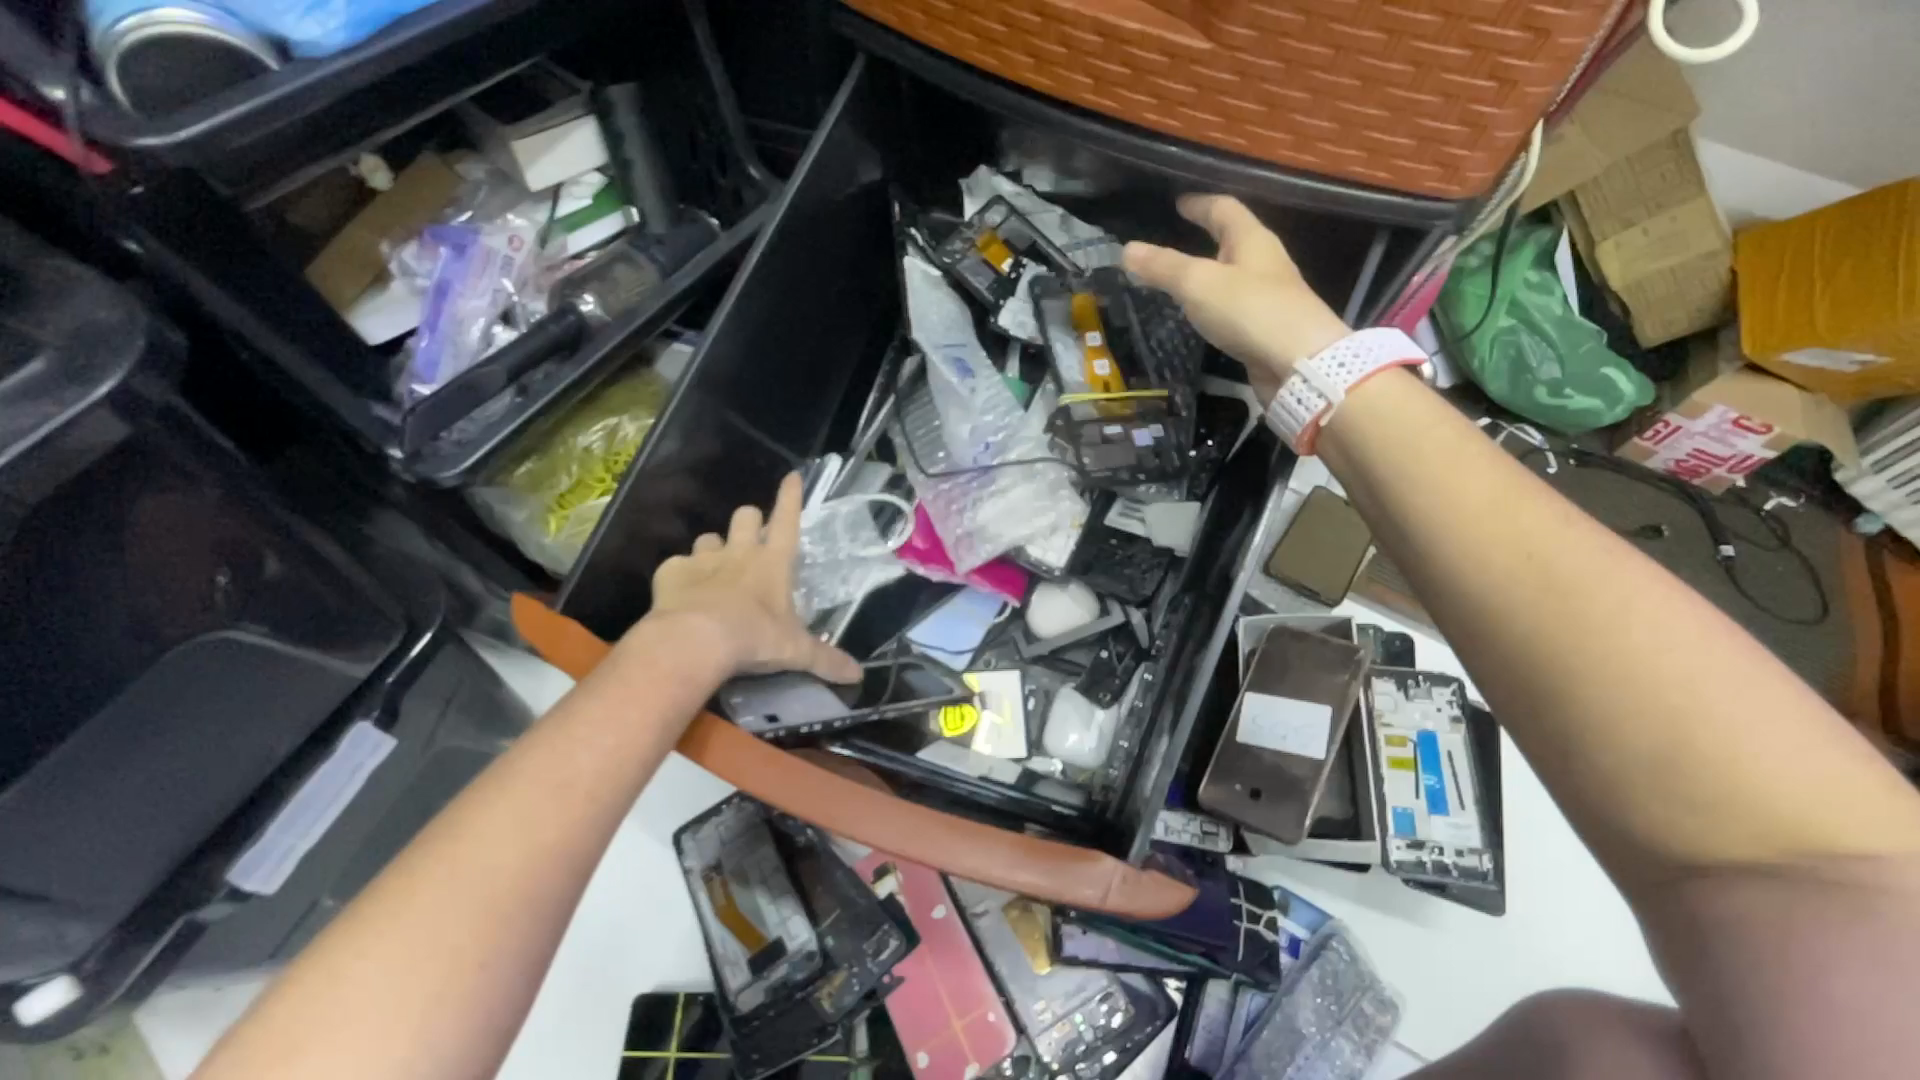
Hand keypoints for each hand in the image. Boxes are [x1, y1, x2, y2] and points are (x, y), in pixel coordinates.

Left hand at [641, 472, 861, 682]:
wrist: (695, 641)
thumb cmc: (754, 638)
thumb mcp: (796, 652)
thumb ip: (826, 660)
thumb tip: (859, 676)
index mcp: (773, 563)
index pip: (787, 519)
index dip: (791, 497)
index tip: (791, 477)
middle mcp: (739, 552)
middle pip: (744, 515)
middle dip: (748, 521)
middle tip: (750, 539)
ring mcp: (702, 559)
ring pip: (708, 538)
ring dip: (713, 549)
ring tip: (715, 570)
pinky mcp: (671, 572)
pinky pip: (676, 565)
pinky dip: (679, 576)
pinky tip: (681, 594)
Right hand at [1123, 195, 1352, 390]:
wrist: (1301, 364)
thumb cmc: (1250, 311)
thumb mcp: (1198, 284)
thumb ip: (1163, 267)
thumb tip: (1127, 249)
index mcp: (1252, 240)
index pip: (1224, 209)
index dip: (1199, 204)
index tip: (1179, 203)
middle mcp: (1264, 263)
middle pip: (1233, 240)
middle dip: (1207, 237)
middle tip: (1177, 240)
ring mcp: (1269, 297)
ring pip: (1235, 275)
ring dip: (1211, 273)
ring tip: (1181, 280)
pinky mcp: (1267, 329)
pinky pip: (1236, 307)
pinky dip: (1215, 305)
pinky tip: (1202, 318)